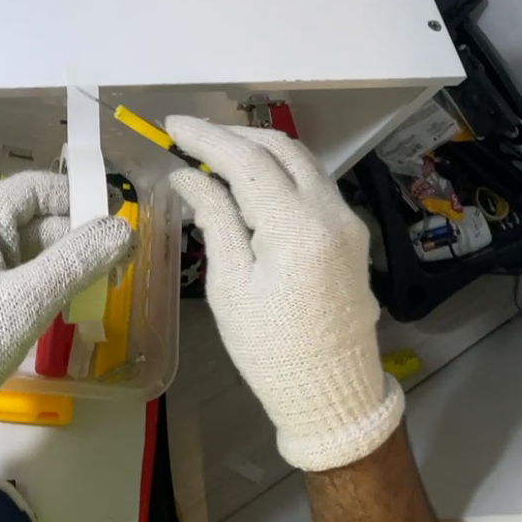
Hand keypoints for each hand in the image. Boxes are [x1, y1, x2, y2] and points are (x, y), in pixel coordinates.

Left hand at [0, 170, 135, 503]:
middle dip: (80, 240)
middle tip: (122, 267)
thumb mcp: (24, 303)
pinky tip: (71, 306)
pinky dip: (48, 286)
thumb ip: (78, 261)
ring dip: (68, 266)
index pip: (37, 188)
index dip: (82, 197)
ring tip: (102, 291)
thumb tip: (124, 228)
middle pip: (38, 219)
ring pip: (33, 251)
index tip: (123, 219)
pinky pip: (20, 276)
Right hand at [167, 116, 401, 471]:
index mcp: (298, 228)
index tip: (171, 125)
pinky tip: (249, 179)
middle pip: (279, 147)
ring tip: (214, 150)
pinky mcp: (350, 232)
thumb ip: (214, 218)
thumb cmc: (271, 349)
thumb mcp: (231, 285)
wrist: (334, 396)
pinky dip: (277, 169)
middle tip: (190, 135)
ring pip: (300, 159)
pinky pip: (312, 181)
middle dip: (232, 134)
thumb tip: (187, 175)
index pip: (247, 160)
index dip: (206, 137)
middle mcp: (331, 212)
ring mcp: (347, 220)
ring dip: (256, 147)